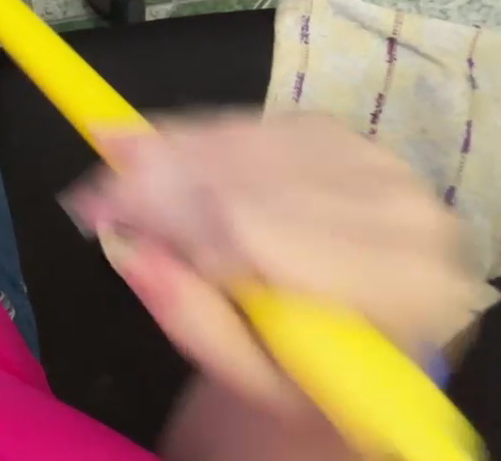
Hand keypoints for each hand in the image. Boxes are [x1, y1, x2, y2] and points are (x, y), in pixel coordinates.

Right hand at [64, 114, 489, 418]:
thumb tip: (126, 248)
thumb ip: (193, 319)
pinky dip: (184, 136)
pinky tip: (153, 152)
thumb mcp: (251, 378)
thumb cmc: (309, 372)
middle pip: (245, 180)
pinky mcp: (333, 133)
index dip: (171, 217)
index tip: (102, 217)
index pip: (263, 230)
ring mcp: (373, 163)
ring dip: (162, 155)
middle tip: (89, 198)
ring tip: (112, 171)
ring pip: (236, 143)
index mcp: (410, 293)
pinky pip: (236, 122)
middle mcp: (409, 217)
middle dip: (154, 185)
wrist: (365, 343)